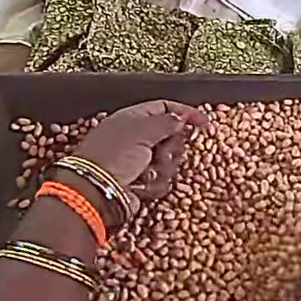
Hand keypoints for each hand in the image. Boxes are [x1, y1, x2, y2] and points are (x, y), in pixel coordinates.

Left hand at [70, 100, 208, 201]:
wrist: (95, 192)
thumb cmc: (113, 156)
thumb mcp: (141, 131)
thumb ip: (166, 122)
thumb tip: (181, 118)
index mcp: (133, 119)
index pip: (165, 108)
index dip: (185, 114)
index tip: (204, 123)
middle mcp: (137, 138)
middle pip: (172, 137)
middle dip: (171, 148)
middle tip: (161, 153)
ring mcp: (140, 161)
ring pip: (170, 161)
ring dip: (162, 168)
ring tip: (146, 172)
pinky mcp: (142, 181)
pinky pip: (162, 180)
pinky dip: (153, 183)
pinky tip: (140, 184)